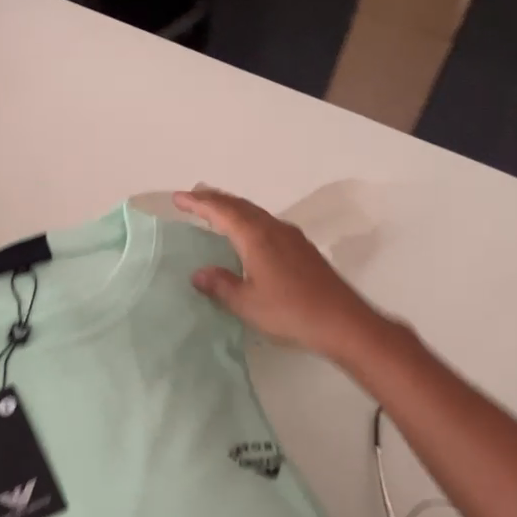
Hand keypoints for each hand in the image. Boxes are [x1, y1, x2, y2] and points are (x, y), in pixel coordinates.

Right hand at [173, 187, 394, 361]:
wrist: (339, 320)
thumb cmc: (288, 311)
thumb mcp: (246, 303)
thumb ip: (220, 285)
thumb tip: (199, 273)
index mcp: (257, 238)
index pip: (222, 213)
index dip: (198, 204)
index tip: (178, 198)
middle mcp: (274, 230)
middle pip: (241, 206)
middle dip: (215, 199)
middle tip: (193, 196)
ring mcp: (291, 238)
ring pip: (255, 214)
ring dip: (233, 209)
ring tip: (215, 211)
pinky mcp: (301, 250)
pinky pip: (267, 224)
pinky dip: (248, 222)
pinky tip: (246, 234)